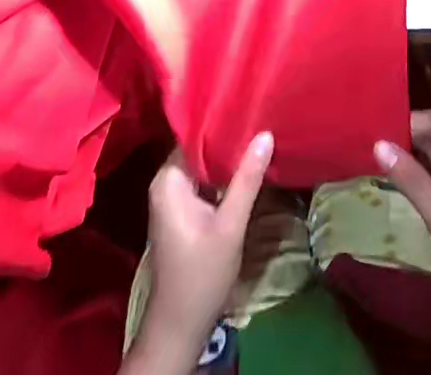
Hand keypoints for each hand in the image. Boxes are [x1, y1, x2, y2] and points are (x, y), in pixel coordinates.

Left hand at [123, 132, 272, 374]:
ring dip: (226, 157)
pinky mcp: (181, 210)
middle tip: (259, 119)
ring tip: (257, 135)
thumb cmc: (202, 273)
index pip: (193, 137)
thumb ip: (247, 179)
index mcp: (168, 180)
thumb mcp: (230, 224)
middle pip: (197, 150)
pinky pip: (202, 181)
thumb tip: (265, 135)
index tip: (247, 106)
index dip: (219, 122)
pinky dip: (221, 175)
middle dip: (226, 138)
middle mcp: (164, 183)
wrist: (180, 324)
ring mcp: (171, 198)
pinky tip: (246, 167)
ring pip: (201, 166)